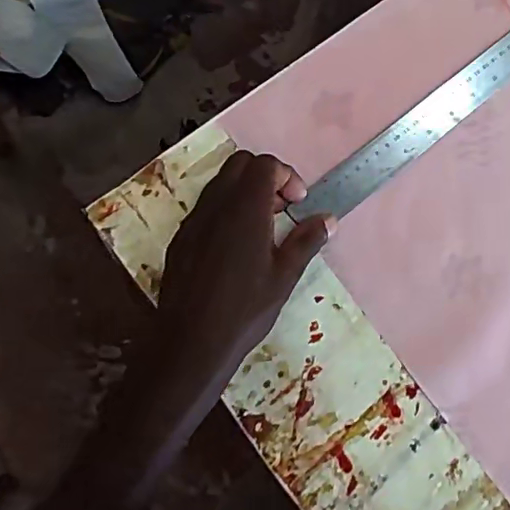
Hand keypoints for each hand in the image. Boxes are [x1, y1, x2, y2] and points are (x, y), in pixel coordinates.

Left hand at [155, 152, 334, 389]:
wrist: (189, 346)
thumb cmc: (244, 310)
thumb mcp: (285, 276)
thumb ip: (307, 240)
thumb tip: (328, 219)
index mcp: (245, 208)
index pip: (265, 165)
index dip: (286, 176)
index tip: (298, 202)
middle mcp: (216, 205)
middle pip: (241, 164)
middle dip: (265, 176)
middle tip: (281, 207)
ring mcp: (194, 220)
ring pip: (221, 183)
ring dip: (245, 192)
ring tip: (262, 227)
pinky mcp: (180, 238)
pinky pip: (206, 207)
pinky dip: (226, 210)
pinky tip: (236, 246)